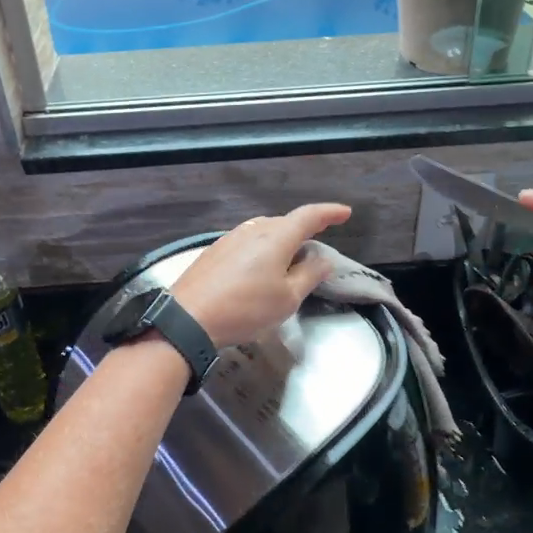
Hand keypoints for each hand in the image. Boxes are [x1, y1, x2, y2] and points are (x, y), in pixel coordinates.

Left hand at [171, 204, 352, 346]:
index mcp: (276, 237)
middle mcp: (253, 230)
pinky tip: (259, 267)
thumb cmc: (245, 309)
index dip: (329, 213)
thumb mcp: (287, 299)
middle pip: (285, 222)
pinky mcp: (214, 251)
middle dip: (304, 229)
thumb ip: (309, 275)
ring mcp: (230, 238)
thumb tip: (323, 259)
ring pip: (264, 231)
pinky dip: (261, 249)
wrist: (188, 318)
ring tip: (290, 257)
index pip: (308, 216)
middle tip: (317, 243)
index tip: (345, 213)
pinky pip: (246, 242)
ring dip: (281, 239)